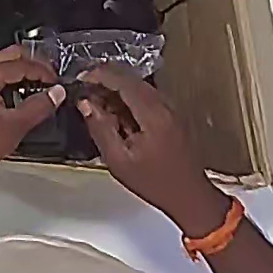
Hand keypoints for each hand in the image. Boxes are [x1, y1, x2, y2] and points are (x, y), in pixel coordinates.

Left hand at [0, 45, 62, 180]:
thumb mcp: (14, 126)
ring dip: (25, 72)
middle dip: (35, 64)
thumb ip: (38, 106)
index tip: (59, 84)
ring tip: (44, 87)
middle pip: (13, 56)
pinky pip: (0, 76)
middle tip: (54, 78)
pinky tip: (27, 96)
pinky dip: (15, 81)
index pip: (22, 64)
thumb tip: (56, 93)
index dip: (44, 72)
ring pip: (6, 64)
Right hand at [78, 65, 230, 234]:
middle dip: (105, 78)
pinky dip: (126, 95)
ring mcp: (169, 109)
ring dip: (115, 86)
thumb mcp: (119, 160)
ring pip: (137, 85)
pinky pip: (144, 95)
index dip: (99, 75)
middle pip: (130, 78)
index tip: (81, 78)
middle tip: (84, 87)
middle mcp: (163, 106)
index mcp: (152, 115)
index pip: (122, 81)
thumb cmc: (156, 183)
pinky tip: (114, 110)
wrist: (191, 198)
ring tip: (95, 98)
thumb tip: (85, 103)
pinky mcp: (169, 115)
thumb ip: (100, 128)